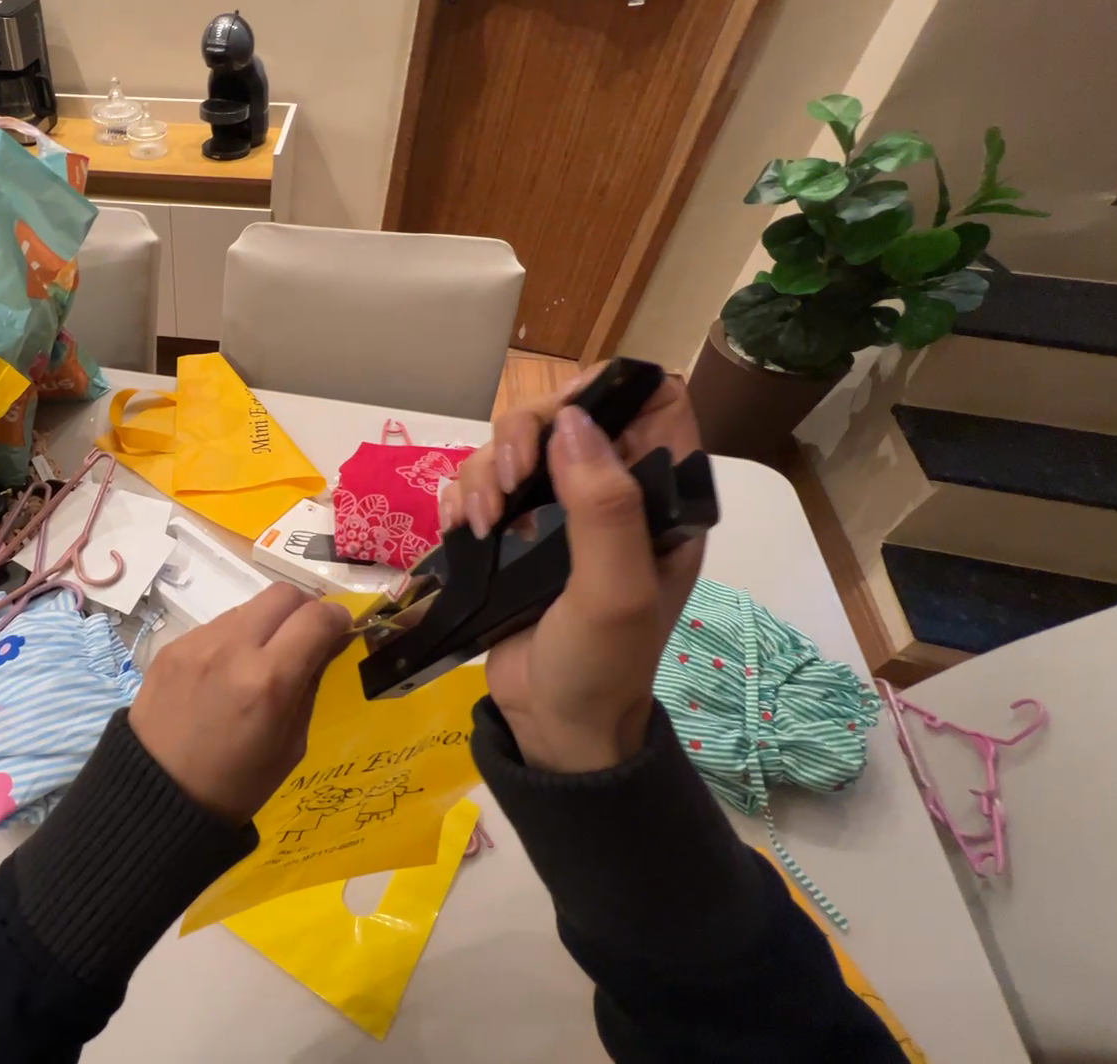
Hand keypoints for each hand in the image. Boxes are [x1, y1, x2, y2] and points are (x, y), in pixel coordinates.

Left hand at [129, 583, 351, 822]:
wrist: (157, 793)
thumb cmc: (236, 784)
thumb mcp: (292, 745)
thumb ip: (310, 685)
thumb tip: (325, 646)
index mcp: (269, 681)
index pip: (316, 617)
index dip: (337, 617)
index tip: (341, 628)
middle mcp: (232, 650)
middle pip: (282, 593)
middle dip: (304, 608)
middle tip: (307, 634)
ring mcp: (197, 643)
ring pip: (247, 606)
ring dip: (267, 622)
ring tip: (263, 656)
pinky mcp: (172, 646)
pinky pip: (216, 626)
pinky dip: (233, 638)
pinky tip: (227, 671)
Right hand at [440, 365, 705, 772]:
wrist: (552, 722)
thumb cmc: (601, 663)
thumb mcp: (616, 591)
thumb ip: (605, 507)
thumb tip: (570, 422)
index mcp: (657, 498)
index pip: (650, 405)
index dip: (604, 395)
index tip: (556, 423)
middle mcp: (605, 494)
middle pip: (560, 417)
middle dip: (520, 439)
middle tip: (504, 487)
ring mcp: (553, 514)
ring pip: (510, 451)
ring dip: (483, 475)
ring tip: (477, 525)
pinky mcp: (508, 535)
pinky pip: (477, 486)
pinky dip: (460, 497)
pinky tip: (459, 528)